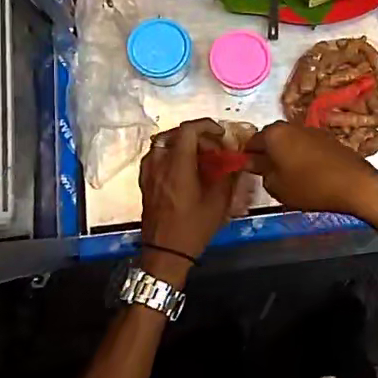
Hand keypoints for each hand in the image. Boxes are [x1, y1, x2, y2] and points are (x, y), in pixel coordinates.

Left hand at [138, 119, 246, 267]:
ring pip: (162, 144)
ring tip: (198, 157)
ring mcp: (148, 173)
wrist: (165, 252)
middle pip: (174, 134)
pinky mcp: (144, 182)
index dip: (206, 126)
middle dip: (196, 136)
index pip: (188, 130)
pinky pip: (155, 157)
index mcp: (177, 167)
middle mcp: (159, 165)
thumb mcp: (218, 203)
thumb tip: (234, 159)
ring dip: (181, 144)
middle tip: (212, 149)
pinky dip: (170, 155)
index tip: (220, 134)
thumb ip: (227, 176)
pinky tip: (182, 169)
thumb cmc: (193, 229)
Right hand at [245, 121, 377, 217]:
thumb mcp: (276, 186)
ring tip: (288, 177)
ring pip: (289, 142)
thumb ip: (260, 171)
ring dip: (285, 155)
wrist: (355, 185)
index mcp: (273, 133)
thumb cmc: (310, 186)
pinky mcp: (328, 139)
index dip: (246, 157)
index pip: (250, 142)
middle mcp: (290, 125)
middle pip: (270, 139)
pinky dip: (302, 157)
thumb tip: (253, 162)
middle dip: (266, 154)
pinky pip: (306, 146)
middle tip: (267, 175)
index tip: (247, 170)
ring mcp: (311, 130)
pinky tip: (307, 175)